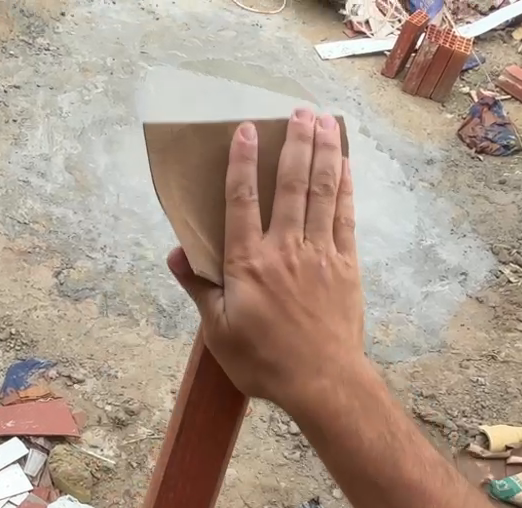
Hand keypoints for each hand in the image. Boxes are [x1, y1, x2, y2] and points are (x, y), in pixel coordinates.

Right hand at [167, 108, 368, 421]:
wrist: (320, 382)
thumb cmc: (263, 363)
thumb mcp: (218, 332)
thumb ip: (199, 289)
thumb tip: (175, 254)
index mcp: (248, 264)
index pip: (243, 200)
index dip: (243, 162)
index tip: (247, 130)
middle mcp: (285, 249)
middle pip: (291, 184)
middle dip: (295, 142)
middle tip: (299, 111)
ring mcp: (320, 254)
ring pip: (322, 191)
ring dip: (324, 152)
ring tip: (325, 121)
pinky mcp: (346, 266)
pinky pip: (346, 217)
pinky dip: (345, 187)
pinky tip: (345, 166)